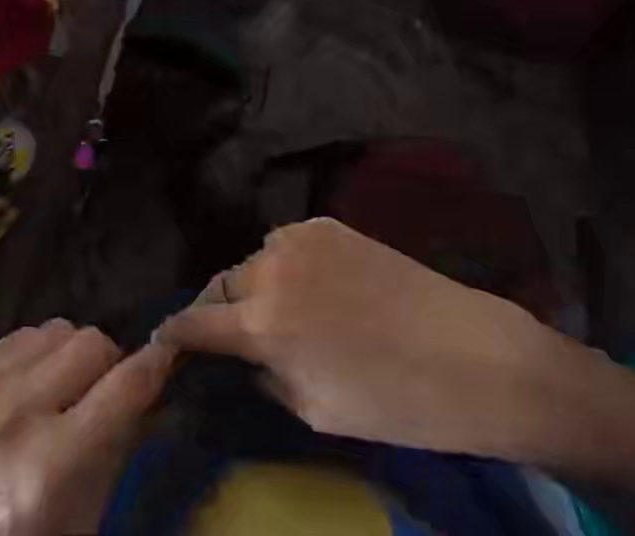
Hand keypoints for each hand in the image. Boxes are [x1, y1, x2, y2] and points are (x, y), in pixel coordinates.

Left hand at [0, 321, 175, 535]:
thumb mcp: (82, 518)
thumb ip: (120, 444)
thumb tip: (155, 388)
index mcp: (53, 463)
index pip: (127, 385)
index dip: (156, 366)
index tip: (168, 359)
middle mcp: (16, 412)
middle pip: (93, 342)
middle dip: (110, 366)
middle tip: (104, 396)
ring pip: (59, 329)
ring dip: (72, 356)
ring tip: (63, 392)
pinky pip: (21, 335)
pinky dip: (37, 355)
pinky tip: (29, 388)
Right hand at [156, 217, 608, 464]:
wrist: (471, 354)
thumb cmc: (393, 402)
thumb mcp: (313, 411)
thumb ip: (265, 374)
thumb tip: (247, 356)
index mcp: (262, 323)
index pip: (193, 322)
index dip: (174, 334)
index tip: (164, 341)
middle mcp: (270, 268)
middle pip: (222, 283)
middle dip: (218, 308)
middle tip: (231, 332)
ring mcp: (301, 238)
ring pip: (255, 259)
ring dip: (255, 283)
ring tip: (280, 307)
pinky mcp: (329, 224)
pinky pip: (288, 244)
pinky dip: (287, 264)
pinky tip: (315, 285)